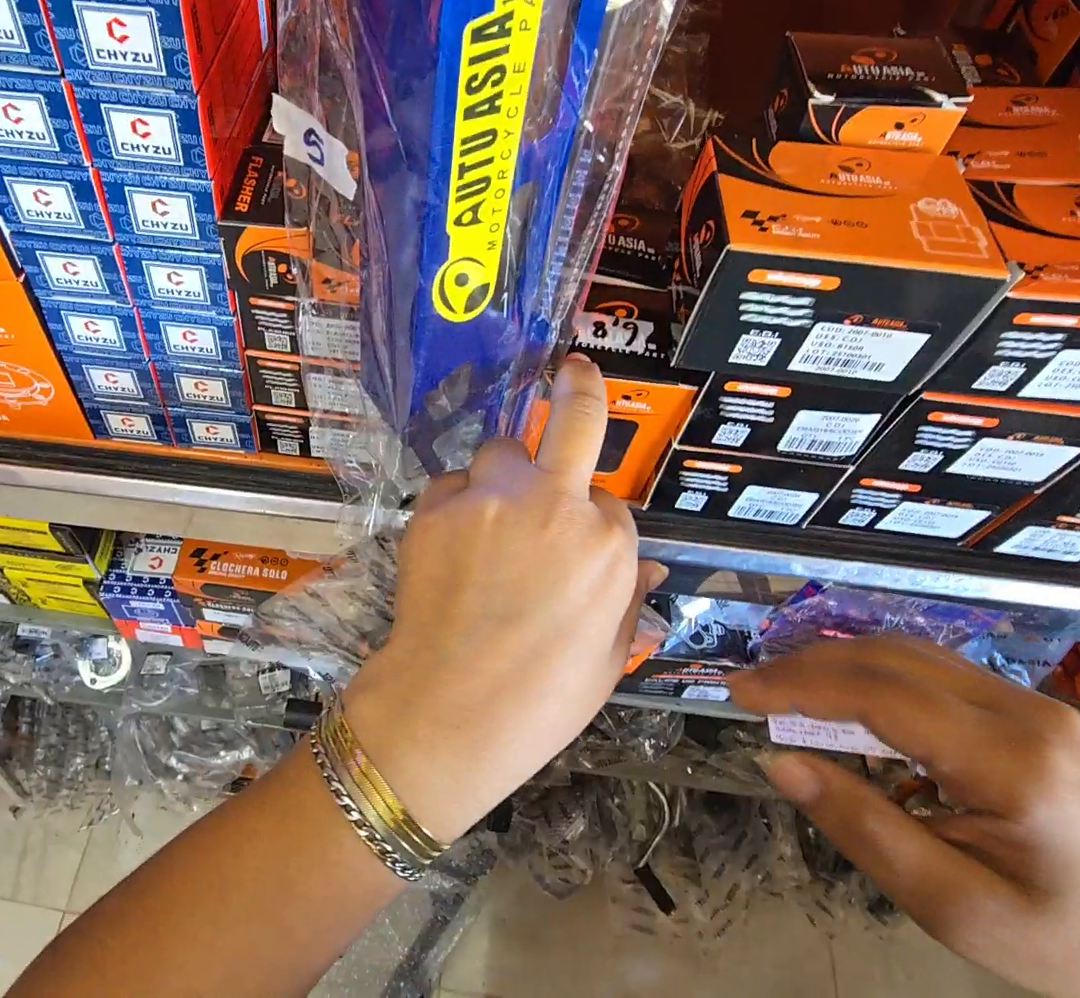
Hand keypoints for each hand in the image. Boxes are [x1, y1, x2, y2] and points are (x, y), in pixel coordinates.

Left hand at [340, 356, 664, 842]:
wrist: (451, 709)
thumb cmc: (541, 699)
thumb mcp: (608, 657)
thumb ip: (626, 599)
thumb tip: (642, 568)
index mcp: (609, 545)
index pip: (607, 500)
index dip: (589, 517)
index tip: (572, 540)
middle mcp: (555, 505)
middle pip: (570, 422)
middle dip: (577, 391)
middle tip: (574, 370)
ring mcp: (491, 499)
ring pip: (499, 454)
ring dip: (500, 477)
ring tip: (486, 525)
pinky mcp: (436, 507)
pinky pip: (450, 486)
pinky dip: (454, 505)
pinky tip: (448, 548)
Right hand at [730, 637, 1079, 997]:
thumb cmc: (1061, 947)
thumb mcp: (950, 906)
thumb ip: (860, 825)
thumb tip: (779, 762)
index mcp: (1014, 764)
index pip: (881, 695)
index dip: (799, 686)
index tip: (738, 692)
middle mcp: (1030, 715)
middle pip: (893, 660)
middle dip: (809, 666)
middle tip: (749, 689)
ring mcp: (1038, 708)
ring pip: (913, 656)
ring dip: (838, 664)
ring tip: (782, 689)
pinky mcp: (1037, 715)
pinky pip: (937, 673)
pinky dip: (875, 675)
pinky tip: (843, 697)